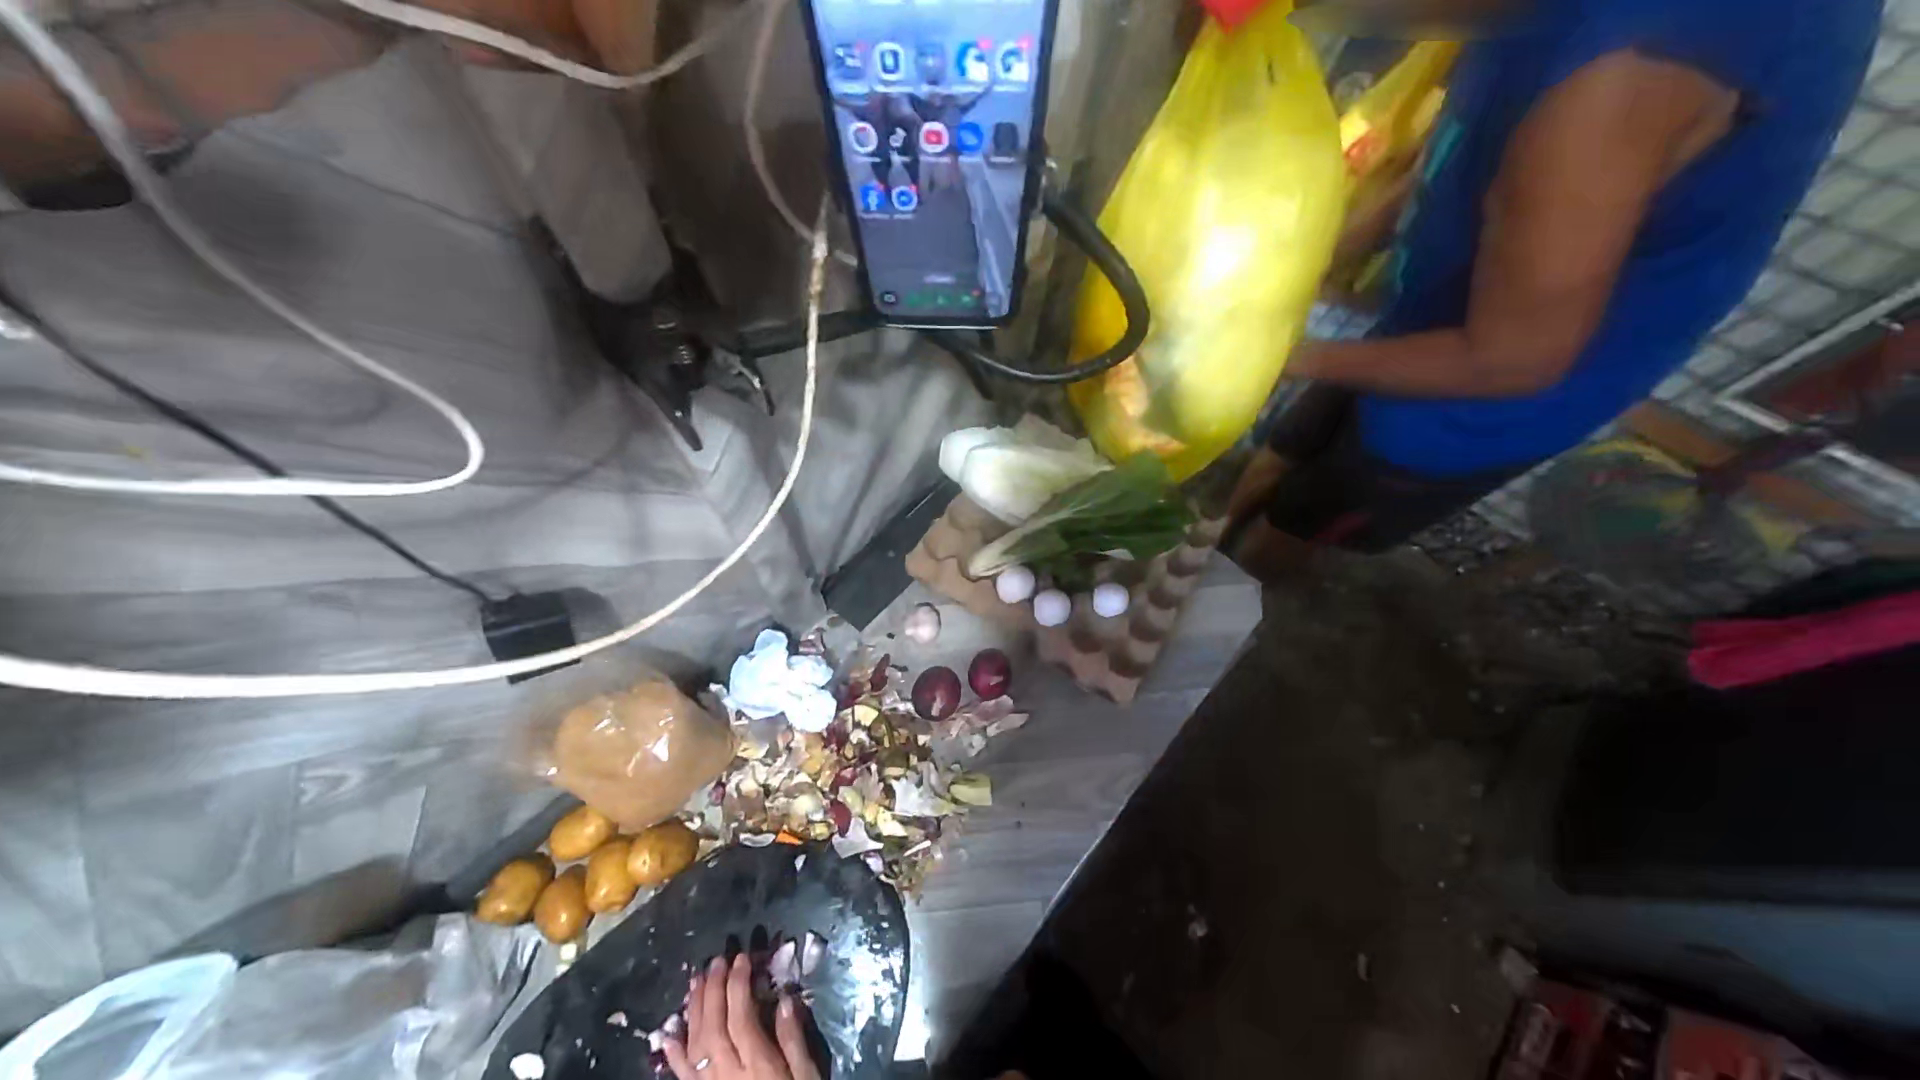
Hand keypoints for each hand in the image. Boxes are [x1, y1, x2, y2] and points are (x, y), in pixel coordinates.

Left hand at [663, 954, 819, 1079]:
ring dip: (694, 1008)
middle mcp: (726, 1074)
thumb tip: (785, 999)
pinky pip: (682, 1074)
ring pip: (695, 1042)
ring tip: (696, 979)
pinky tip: (669, 1030)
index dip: (739, 983)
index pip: (741, 1016)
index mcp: (756, 1065)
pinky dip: (673, 1051)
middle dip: (714, 988)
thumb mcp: (807, 1077)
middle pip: (714, 1024)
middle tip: (718, 960)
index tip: (742, 957)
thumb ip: (794, 1040)